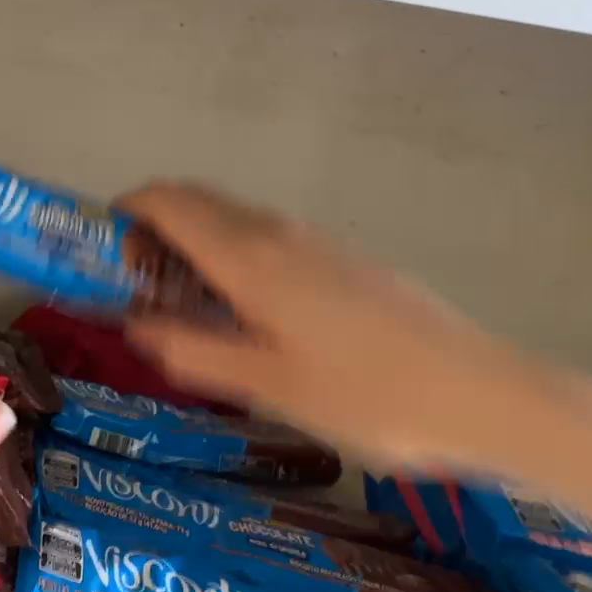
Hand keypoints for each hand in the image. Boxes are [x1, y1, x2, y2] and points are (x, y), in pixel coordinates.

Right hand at [121, 182, 562, 470]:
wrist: (485, 392)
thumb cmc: (366, 393)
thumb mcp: (267, 385)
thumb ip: (192, 350)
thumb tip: (136, 324)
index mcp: (246, 254)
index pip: (163, 199)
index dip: (123, 212)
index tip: (106, 252)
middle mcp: (272, 229)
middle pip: (191, 199)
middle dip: (151, 228)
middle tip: (140, 284)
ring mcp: (309, 237)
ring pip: (227, 217)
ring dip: (190, 242)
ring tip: (189, 305)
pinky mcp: (337, 253)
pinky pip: (260, 234)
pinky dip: (227, 252)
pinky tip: (249, 312)